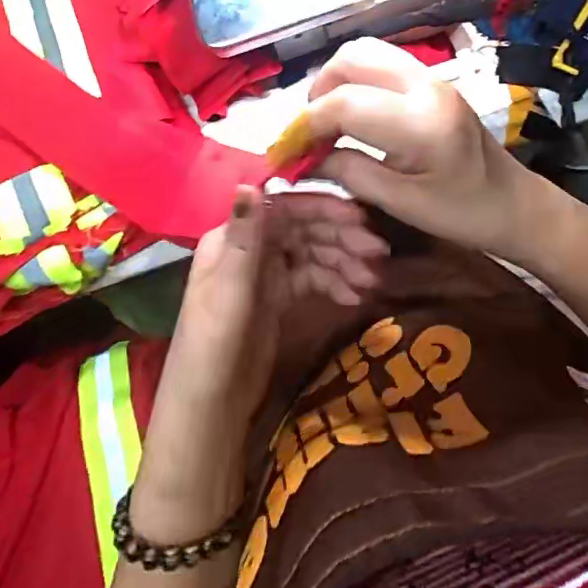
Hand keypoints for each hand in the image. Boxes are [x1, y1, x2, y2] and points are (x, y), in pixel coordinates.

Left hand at [171, 187, 384, 425]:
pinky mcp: (278, 299)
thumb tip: (247, 181)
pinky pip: (311, 278)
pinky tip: (355, 296)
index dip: (321, 209)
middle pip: (301, 228)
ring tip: (372, 280)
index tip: (360, 219)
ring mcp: (264, 274)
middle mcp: (249, 248)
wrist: (209, 407)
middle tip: (379, 253)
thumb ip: (243, 237)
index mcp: (231, 237)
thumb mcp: (228, 291)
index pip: (282, 208)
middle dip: (340, 236)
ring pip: (311, 253)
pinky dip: (333, 282)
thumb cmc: (212, 347)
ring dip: (342, 261)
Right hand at [304, 38, 540, 258]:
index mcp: (420, 122)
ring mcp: (430, 77)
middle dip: (319, 90)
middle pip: (352, 59)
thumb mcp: (401, 203)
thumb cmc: (463, 214)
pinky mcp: (430, 80)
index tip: (286, 151)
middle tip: (310, 130)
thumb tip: (304, 157)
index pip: (344, 103)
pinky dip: (354, 80)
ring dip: (335, 80)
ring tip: (327, 120)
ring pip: (365, 53)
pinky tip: (351, 114)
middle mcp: (425, 86)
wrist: (515, 203)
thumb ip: (349, 173)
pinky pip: (380, 63)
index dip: (306, 125)